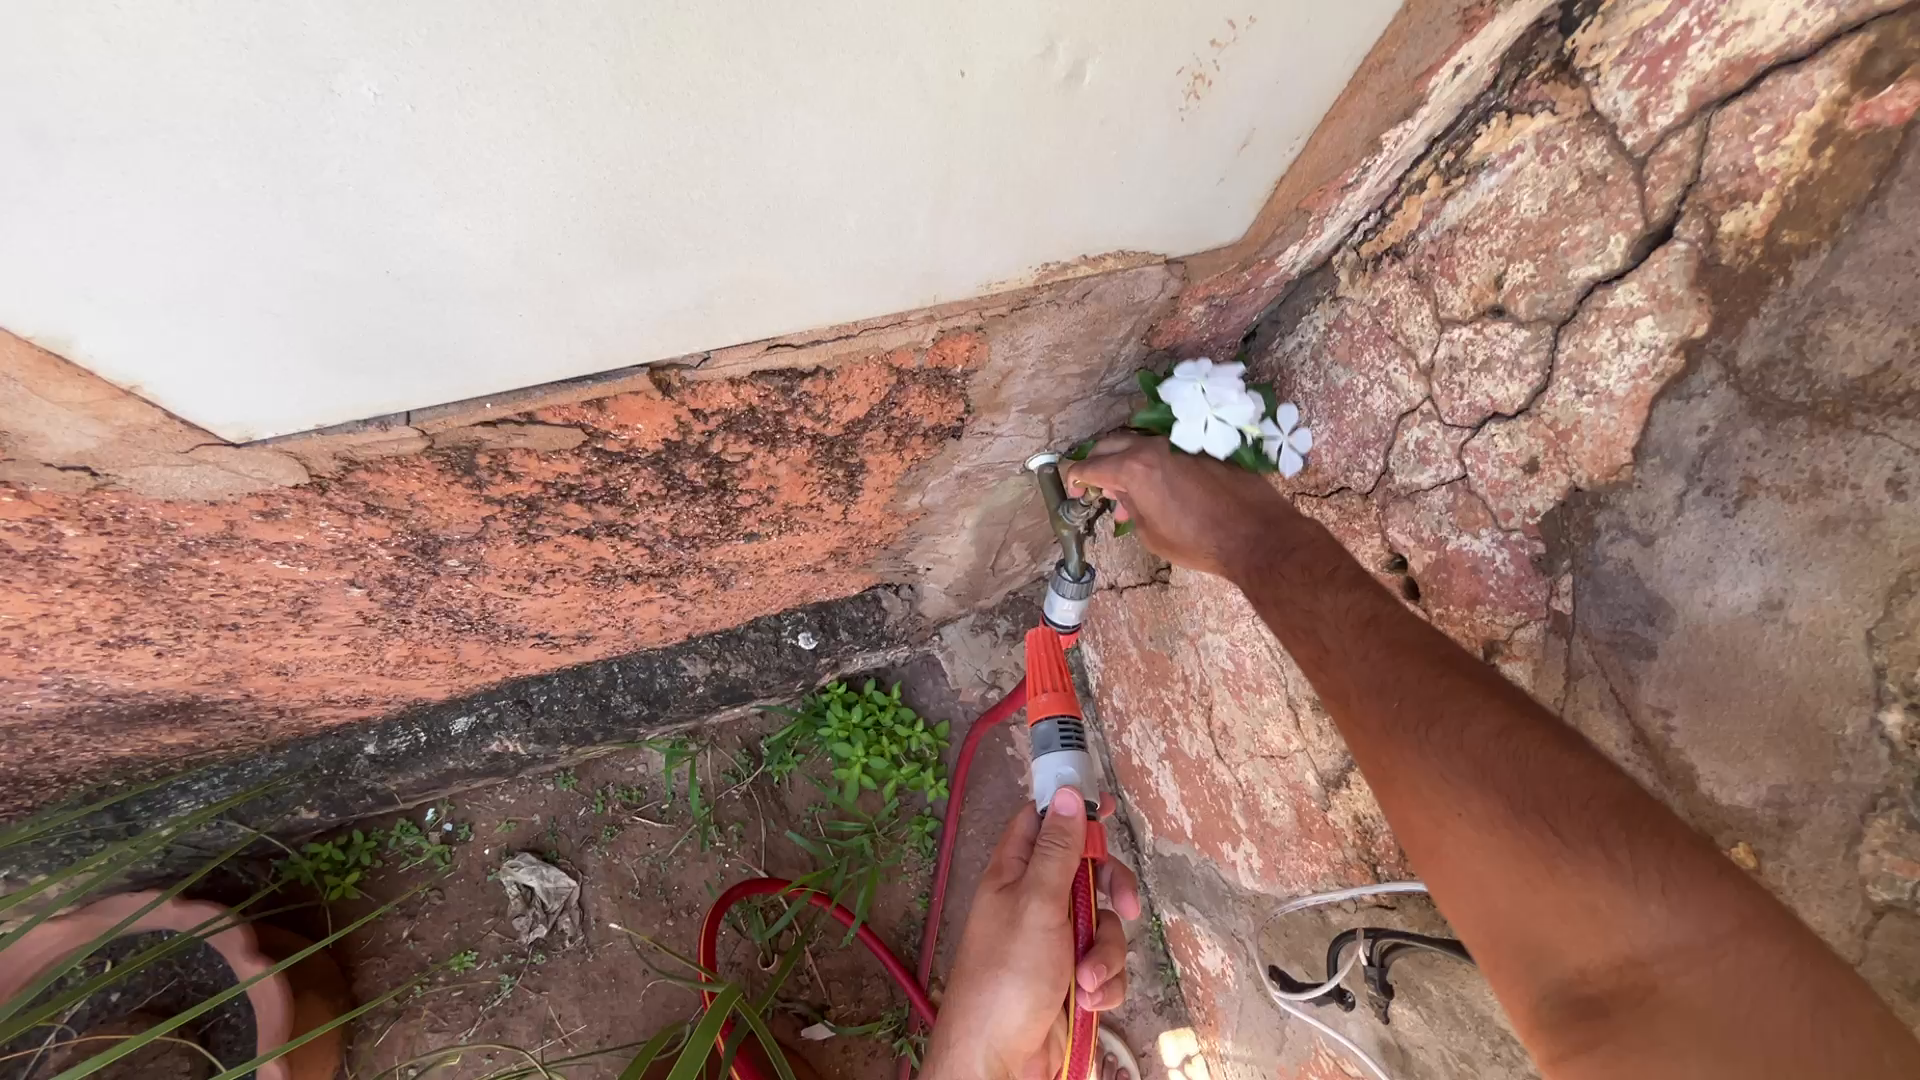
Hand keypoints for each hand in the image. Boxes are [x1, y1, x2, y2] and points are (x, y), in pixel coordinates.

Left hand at [921, 788, 1141, 1079]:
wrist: (1000, 1062)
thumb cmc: (1008, 974)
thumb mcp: (1037, 902)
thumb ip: (1056, 849)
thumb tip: (1066, 791)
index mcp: (1014, 871)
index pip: (1042, 821)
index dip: (1071, 808)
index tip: (1105, 804)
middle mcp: (1034, 899)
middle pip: (1085, 870)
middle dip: (1111, 889)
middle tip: (1127, 903)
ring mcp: (1053, 939)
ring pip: (1102, 921)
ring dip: (1104, 951)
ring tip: (1085, 978)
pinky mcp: (1070, 976)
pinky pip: (1104, 963)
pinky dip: (1103, 982)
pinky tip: (1088, 998)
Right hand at [1064, 432, 1298, 580]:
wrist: (1256, 535)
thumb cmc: (1199, 542)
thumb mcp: (1149, 533)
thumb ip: (1129, 507)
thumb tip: (1123, 496)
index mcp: (1133, 469)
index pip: (1089, 466)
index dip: (1076, 479)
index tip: (1075, 490)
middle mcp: (1153, 447)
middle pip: (1110, 443)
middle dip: (1097, 462)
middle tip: (1097, 486)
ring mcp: (1179, 442)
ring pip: (1139, 440)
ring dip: (1126, 458)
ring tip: (1130, 488)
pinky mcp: (1202, 446)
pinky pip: (1166, 445)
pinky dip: (1153, 459)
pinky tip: (1160, 482)